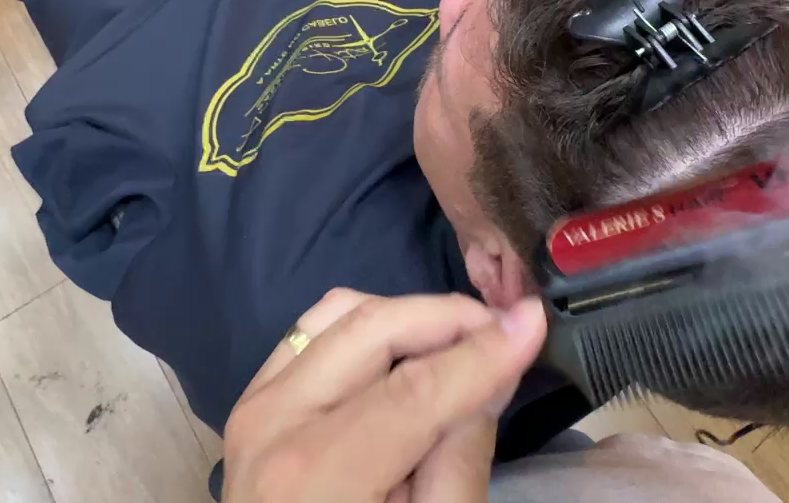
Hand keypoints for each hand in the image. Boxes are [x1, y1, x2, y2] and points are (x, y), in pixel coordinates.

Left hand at [223, 289, 546, 502]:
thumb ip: (459, 460)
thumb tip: (493, 371)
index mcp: (314, 478)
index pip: (411, 390)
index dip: (479, 352)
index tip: (534, 318)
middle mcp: (273, 421)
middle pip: (373, 330)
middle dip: (448, 317)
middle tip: (504, 327)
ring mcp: (255, 399)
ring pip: (343, 311)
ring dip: (409, 314)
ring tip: (461, 339)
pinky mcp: (255, 391)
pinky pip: (315, 325)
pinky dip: (367, 320)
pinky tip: (405, 345)